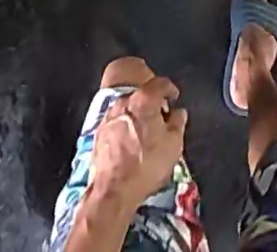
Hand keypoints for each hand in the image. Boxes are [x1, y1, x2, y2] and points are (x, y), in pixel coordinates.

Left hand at [87, 76, 186, 211]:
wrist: (112, 192)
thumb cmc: (147, 164)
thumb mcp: (174, 144)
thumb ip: (178, 122)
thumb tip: (177, 112)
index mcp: (144, 100)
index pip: (161, 83)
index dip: (170, 89)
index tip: (174, 99)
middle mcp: (124, 102)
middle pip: (142, 93)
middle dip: (153, 102)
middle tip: (160, 117)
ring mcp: (108, 117)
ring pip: (128, 108)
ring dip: (137, 114)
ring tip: (144, 132)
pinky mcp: (98, 133)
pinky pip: (117, 122)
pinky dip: (125, 126)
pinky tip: (129, 143)